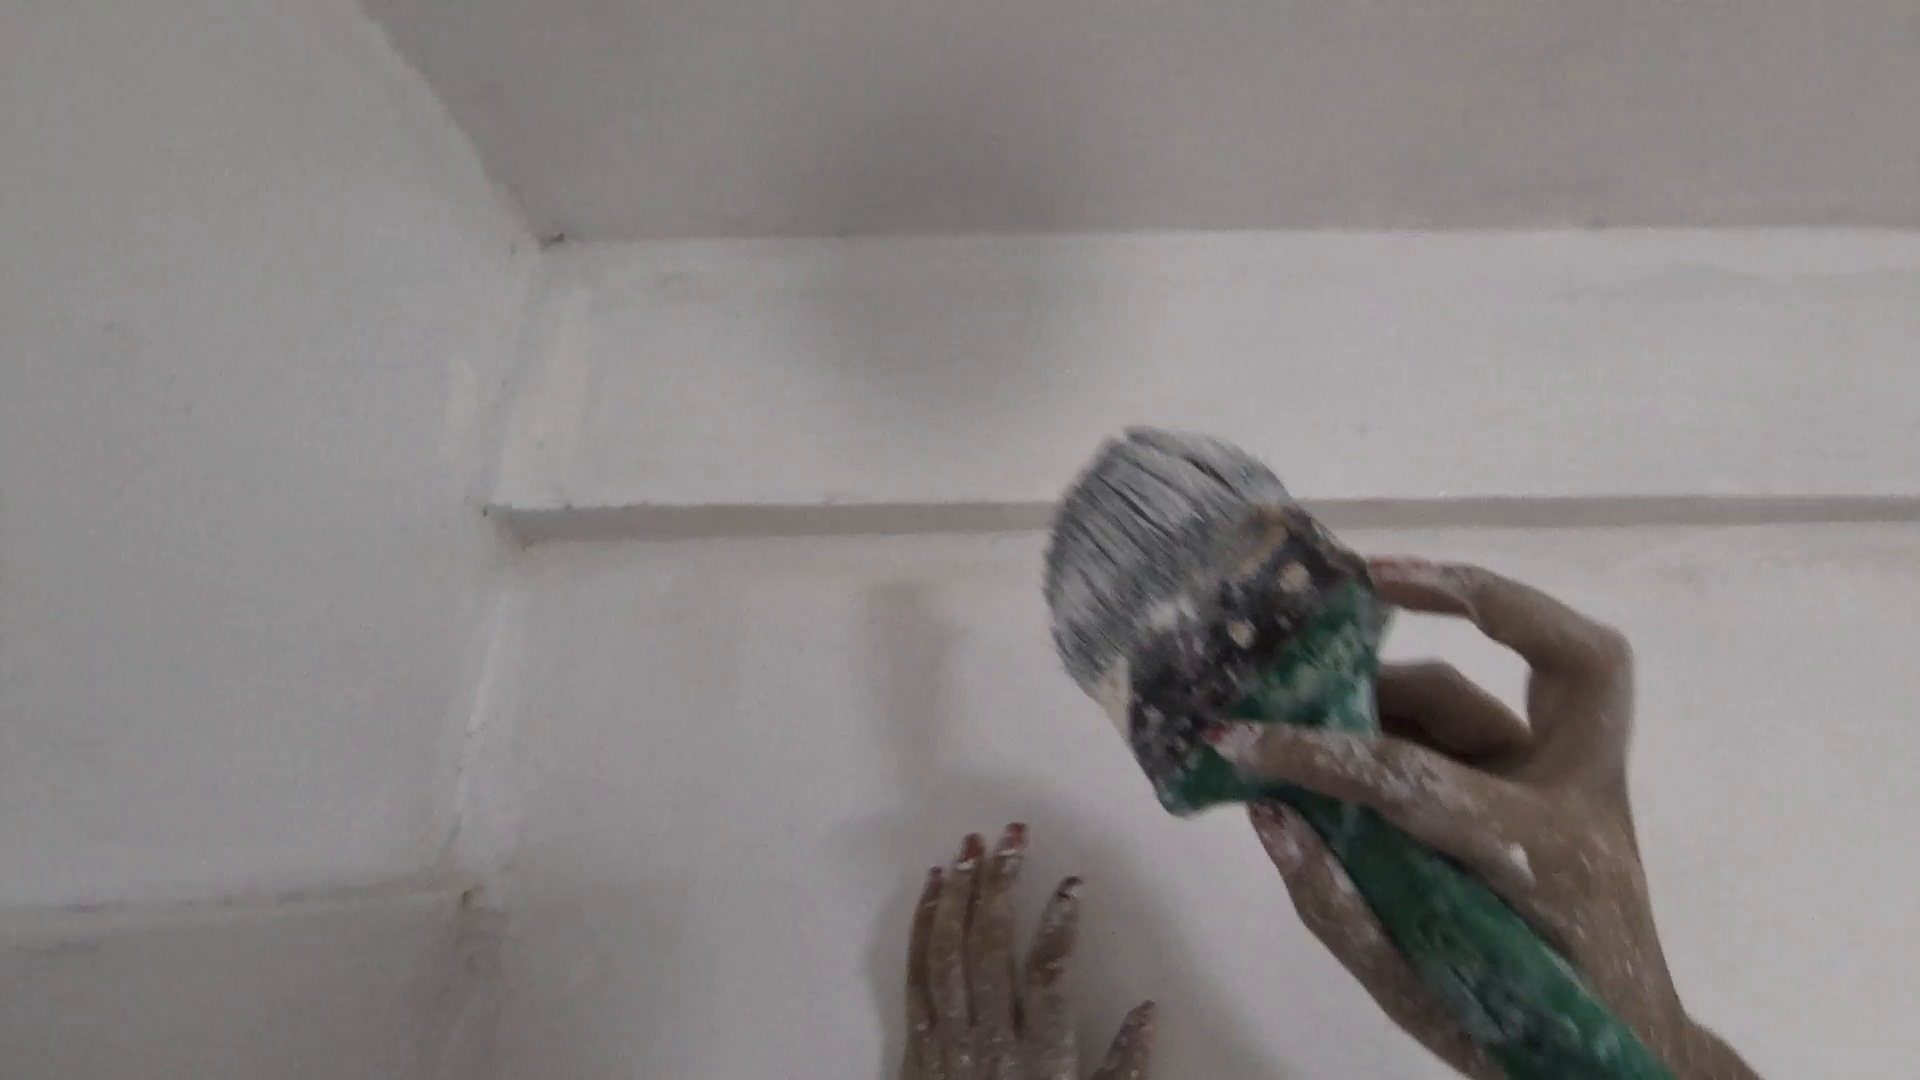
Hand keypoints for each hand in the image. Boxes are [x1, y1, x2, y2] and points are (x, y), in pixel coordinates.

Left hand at [899, 824, 1155, 1079]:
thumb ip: (1124, 1068)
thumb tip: (1150, 1009)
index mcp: (1038, 1057)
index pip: (1049, 975)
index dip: (1061, 923)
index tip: (1073, 882)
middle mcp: (989, 1039)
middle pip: (991, 947)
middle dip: (1001, 883)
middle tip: (1012, 834)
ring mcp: (947, 1037)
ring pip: (949, 950)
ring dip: (960, 891)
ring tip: (971, 845)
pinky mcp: (916, 1041)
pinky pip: (916, 973)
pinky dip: (923, 923)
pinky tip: (933, 884)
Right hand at [1216, 558, 1759, 1079]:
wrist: (1617, 1059)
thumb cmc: (1514, 1030)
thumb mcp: (1410, 991)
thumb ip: (1334, 904)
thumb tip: (1268, 809)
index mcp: (1542, 862)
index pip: (1410, 780)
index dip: (1315, 753)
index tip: (1237, 738)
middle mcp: (1576, 802)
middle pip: (1574, 661)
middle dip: (1480, 595)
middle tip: (1374, 575)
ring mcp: (1576, 782)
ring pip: (1482, 690)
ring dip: (1392, 687)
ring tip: (1307, 713)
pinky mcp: (1557, 775)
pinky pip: (1476, 715)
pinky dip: (1407, 712)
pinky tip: (1348, 735)